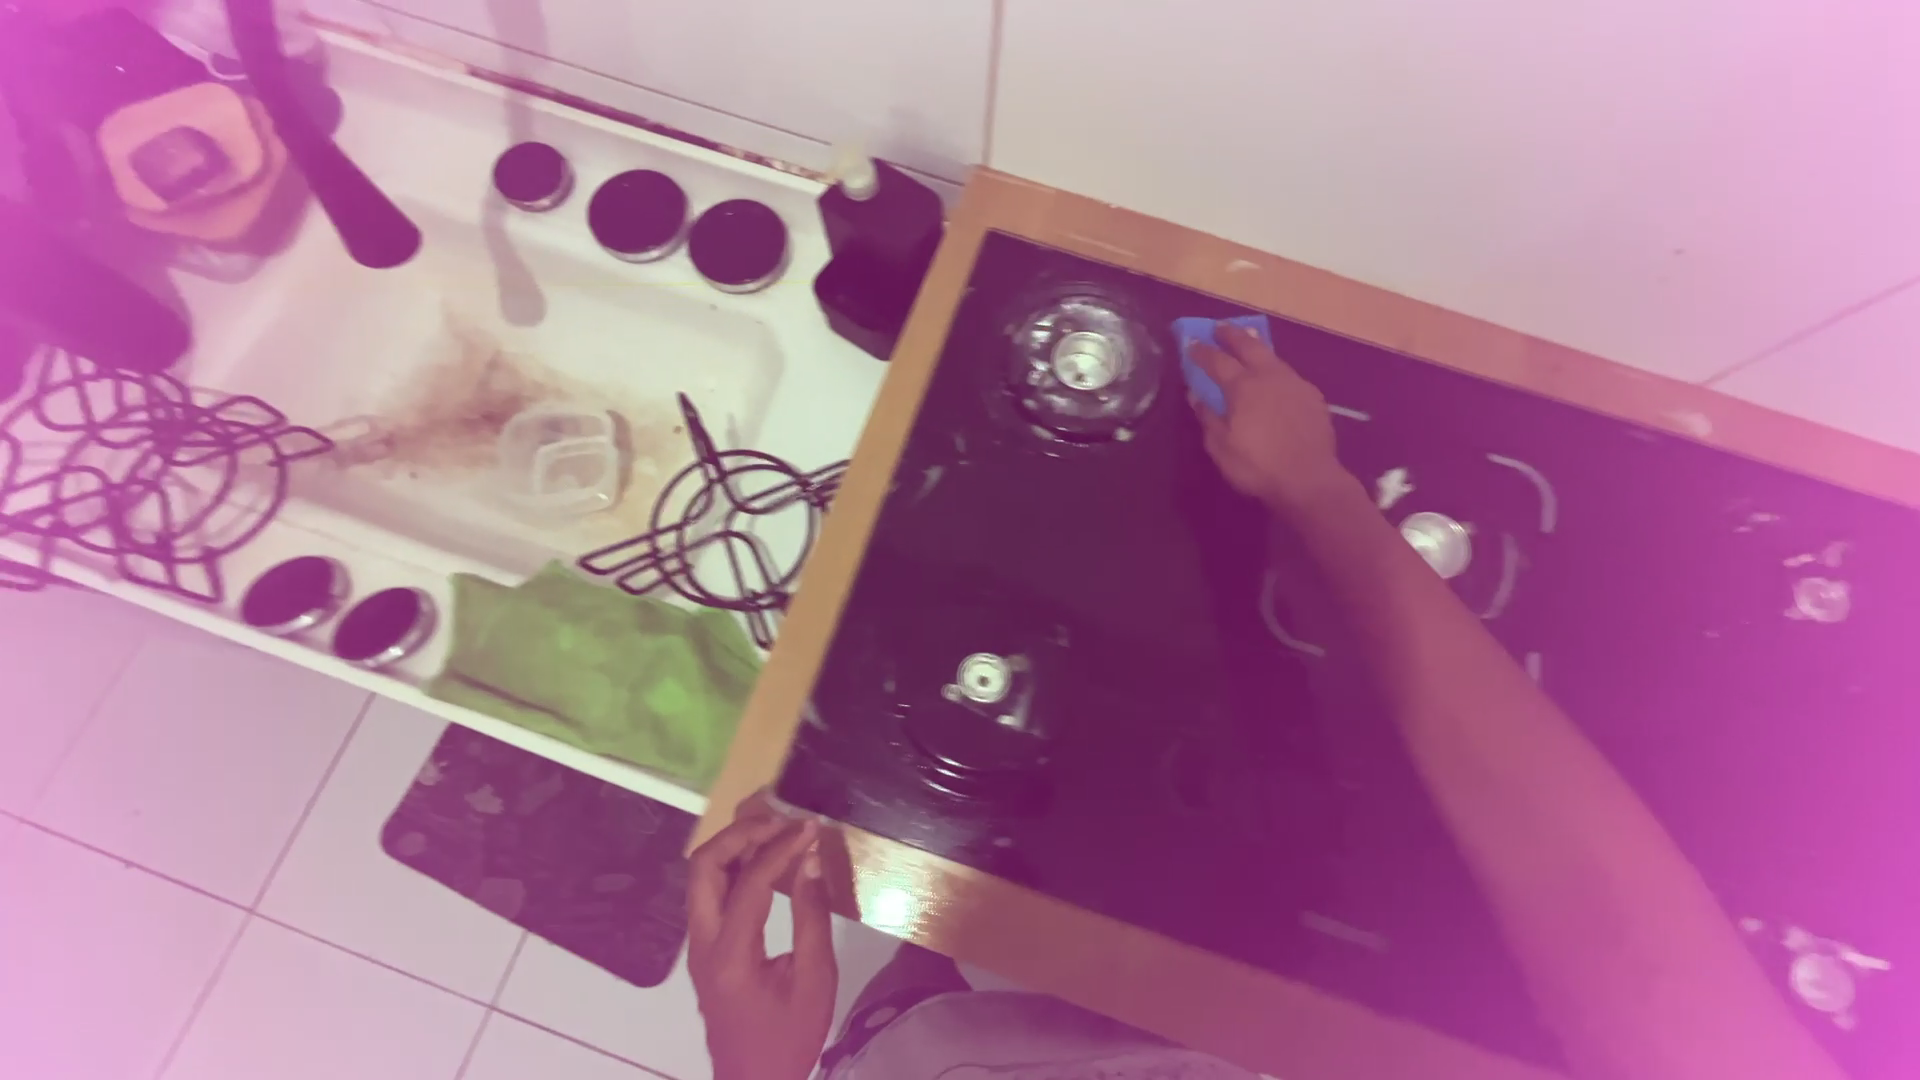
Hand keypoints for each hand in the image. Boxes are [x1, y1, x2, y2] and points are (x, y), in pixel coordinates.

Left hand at [688, 803, 836, 1079]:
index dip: (781, 848)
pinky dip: (734, 864)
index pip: (750, 883)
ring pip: (701, 875)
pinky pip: (710, 890)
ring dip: (734, 845)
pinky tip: (765, 860)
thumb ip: (812, 916)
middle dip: (740, 834)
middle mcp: (703, 944)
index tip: (811, 827)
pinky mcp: (704, 947)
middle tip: (781, 822)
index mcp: (730, 956)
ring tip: (775, 831)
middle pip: (703, 867)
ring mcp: (698, 946)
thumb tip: (810, 860)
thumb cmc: (789, 1037)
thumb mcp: (815, 980)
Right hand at [1187, 323, 1355, 514]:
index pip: (1217, 361)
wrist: (1309, 480)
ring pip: (1273, 357)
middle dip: (1232, 335)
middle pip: (1249, 347)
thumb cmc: (1256, 466)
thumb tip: (1195, 395)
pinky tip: (1274, 377)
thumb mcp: (1220, 446)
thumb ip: (1208, 417)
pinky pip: (1288, 375)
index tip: (1191, 344)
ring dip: (1256, 347)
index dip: (1202, 352)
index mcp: (1243, 387)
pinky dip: (1275, 369)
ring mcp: (1295, 384)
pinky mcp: (1312, 397)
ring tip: (1248, 341)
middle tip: (1220, 327)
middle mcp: (1270, 377)